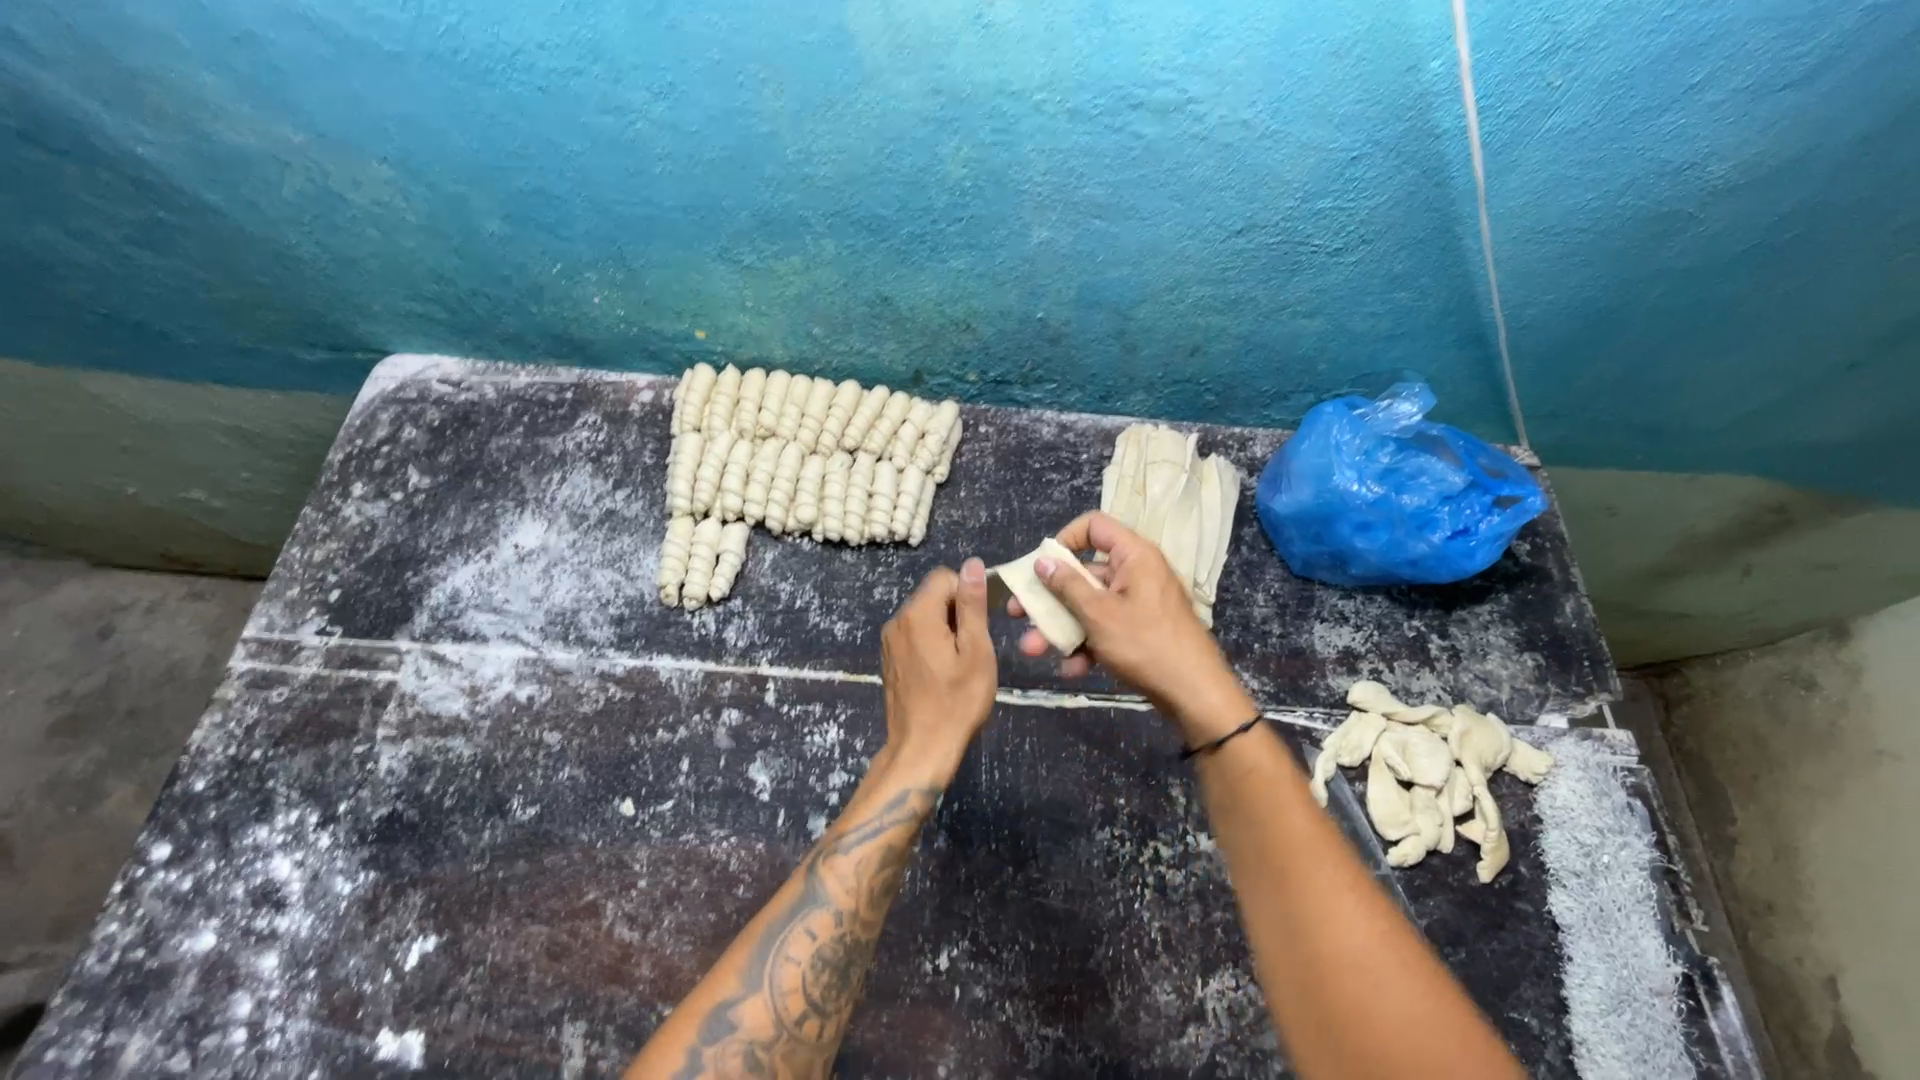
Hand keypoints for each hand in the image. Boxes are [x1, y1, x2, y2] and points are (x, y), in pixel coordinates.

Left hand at [880, 558, 998, 781]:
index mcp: (918, 614)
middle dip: (957, 611)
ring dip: (945, 628)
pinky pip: (914, 634)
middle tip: (973, 647)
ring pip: (924, 615)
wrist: (922, 747)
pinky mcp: (889, 658)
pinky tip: (942, 671)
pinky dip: (931, 642)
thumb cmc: (957, 701)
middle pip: (933, 595)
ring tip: (959, 662)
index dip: (968, 593)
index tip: (980, 624)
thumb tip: (973, 564)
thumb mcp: (976, 650)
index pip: (945, 577)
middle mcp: (897, 620)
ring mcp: (889, 641)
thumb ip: (972, 605)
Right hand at [1010, 512, 1254, 740]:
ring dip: (1061, 627)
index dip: (1065, 539)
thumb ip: (1067, 585)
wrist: (1193, 692)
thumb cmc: (1145, 643)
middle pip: (1084, 573)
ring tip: (1032, 649)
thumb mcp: (1098, 614)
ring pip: (1089, 606)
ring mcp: (1138, 604)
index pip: (1094, 526)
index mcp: (1133, 556)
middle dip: (1049, 598)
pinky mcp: (1139, 631)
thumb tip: (1042, 561)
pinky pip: (1105, 628)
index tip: (1042, 564)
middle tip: (1019, 613)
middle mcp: (1136, 573)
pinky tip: (1072, 669)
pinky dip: (1087, 645)